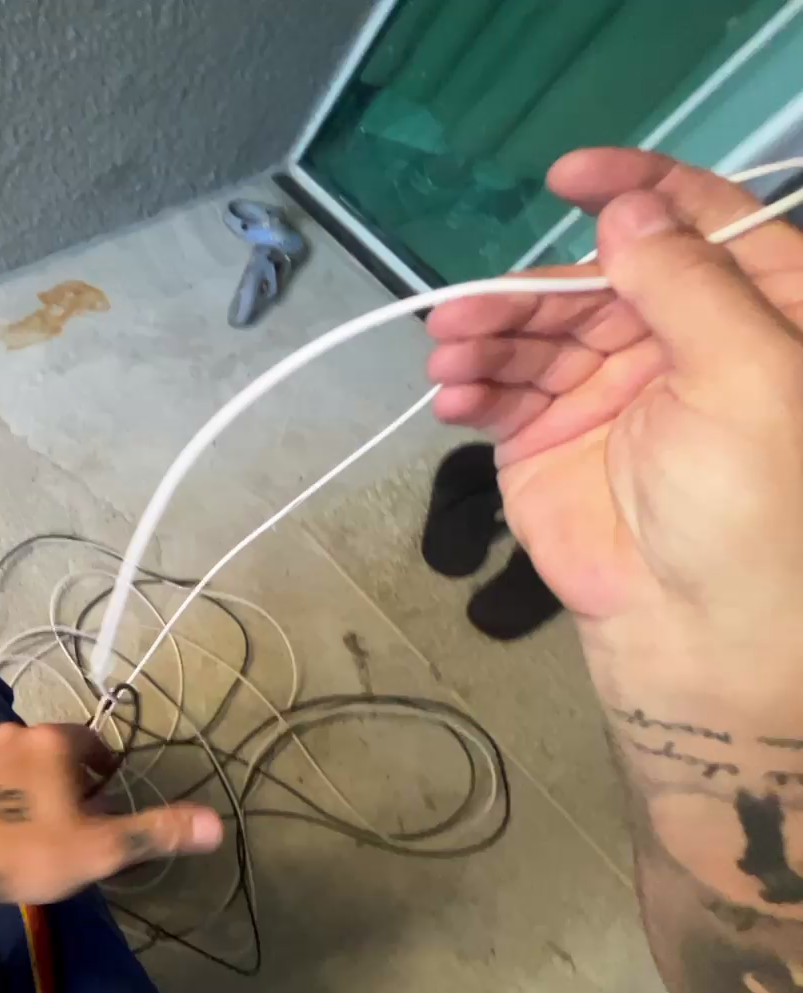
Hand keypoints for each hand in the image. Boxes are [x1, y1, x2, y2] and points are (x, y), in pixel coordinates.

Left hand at [0, 722, 222, 905]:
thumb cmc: (29, 851)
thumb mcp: (100, 849)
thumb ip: (156, 832)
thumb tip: (215, 823)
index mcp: (52, 741)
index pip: (91, 741)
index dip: (103, 768)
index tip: (105, 797)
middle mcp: (14, 732)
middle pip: (54, 747)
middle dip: (69, 774)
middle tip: (75, 814)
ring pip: (20, 757)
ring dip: (34, 778)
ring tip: (39, 820)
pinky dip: (2, 787)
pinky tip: (2, 820)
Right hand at [425, 149, 802, 705]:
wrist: (687, 609)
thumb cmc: (752, 492)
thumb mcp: (748, 375)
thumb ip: (686, 289)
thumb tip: (629, 212)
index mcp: (749, 312)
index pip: (693, 226)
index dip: (636, 190)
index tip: (567, 175)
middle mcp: (667, 340)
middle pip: (581, 288)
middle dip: (518, 298)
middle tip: (455, 318)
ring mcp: (595, 387)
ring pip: (526, 340)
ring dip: (481, 346)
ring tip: (446, 365)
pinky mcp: (536, 434)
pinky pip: (495, 395)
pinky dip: (469, 394)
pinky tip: (453, 403)